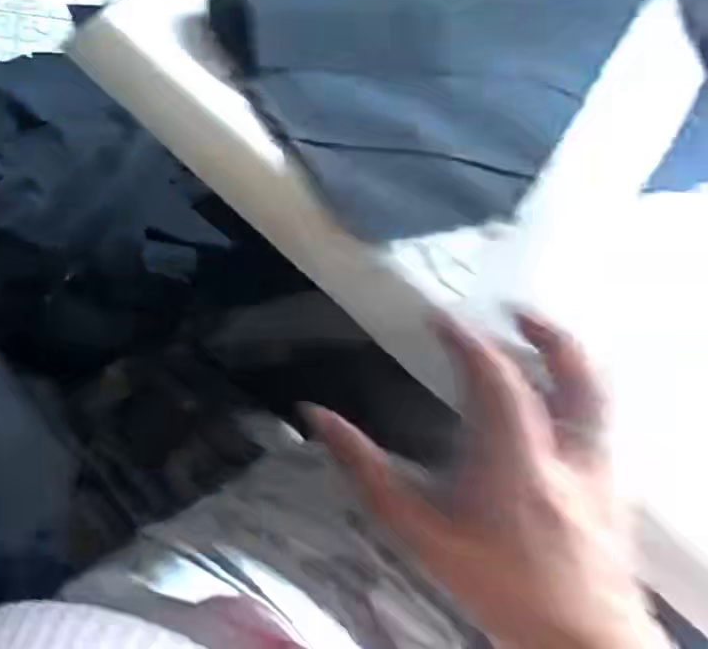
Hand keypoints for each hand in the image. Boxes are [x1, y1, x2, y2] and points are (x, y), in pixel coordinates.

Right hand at [307, 312, 664, 648]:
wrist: (585, 646)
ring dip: (569, 368)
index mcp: (517, 465)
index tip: (438, 316)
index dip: (469, 344)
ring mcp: (602, 482)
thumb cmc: (491, 581)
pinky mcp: (612, 497)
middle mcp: (571, 465)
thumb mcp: (412, 525)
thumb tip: (312, 411)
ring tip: (532, 343)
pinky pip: (599, 432)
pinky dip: (575, 401)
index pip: (500, 386)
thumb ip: (363, 465)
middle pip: (584, 390)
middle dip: (555, 342)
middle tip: (518, 310)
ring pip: (602, 410)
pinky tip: (548, 402)